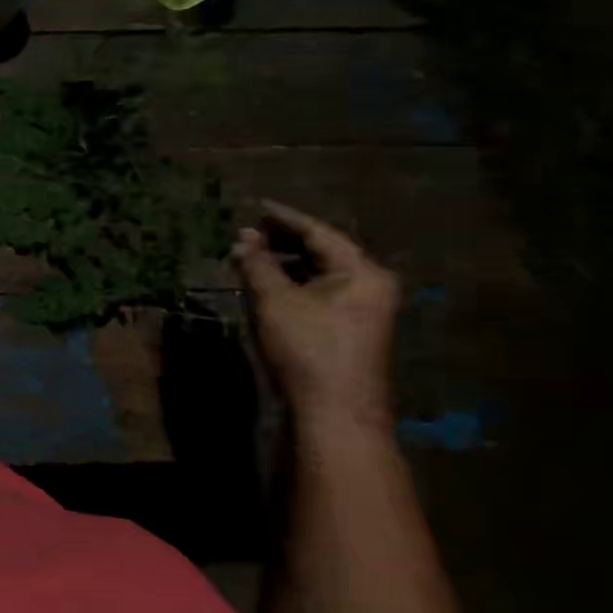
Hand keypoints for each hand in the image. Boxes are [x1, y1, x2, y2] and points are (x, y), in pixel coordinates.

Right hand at [233, 201, 399, 429]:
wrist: (335, 408)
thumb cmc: (307, 347)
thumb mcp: (275, 300)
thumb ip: (258, 264)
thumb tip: (243, 237)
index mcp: (362, 272)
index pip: (319, 233)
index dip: (284, 218)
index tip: (254, 205)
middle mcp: (370, 284)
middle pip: (323, 250)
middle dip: (283, 239)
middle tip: (247, 229)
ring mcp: (363, 306)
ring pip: (320, 271)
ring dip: (285, 260)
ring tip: (250, 252)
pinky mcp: (350, 325)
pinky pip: (319, 288)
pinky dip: (292, 280)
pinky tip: (267, 280)